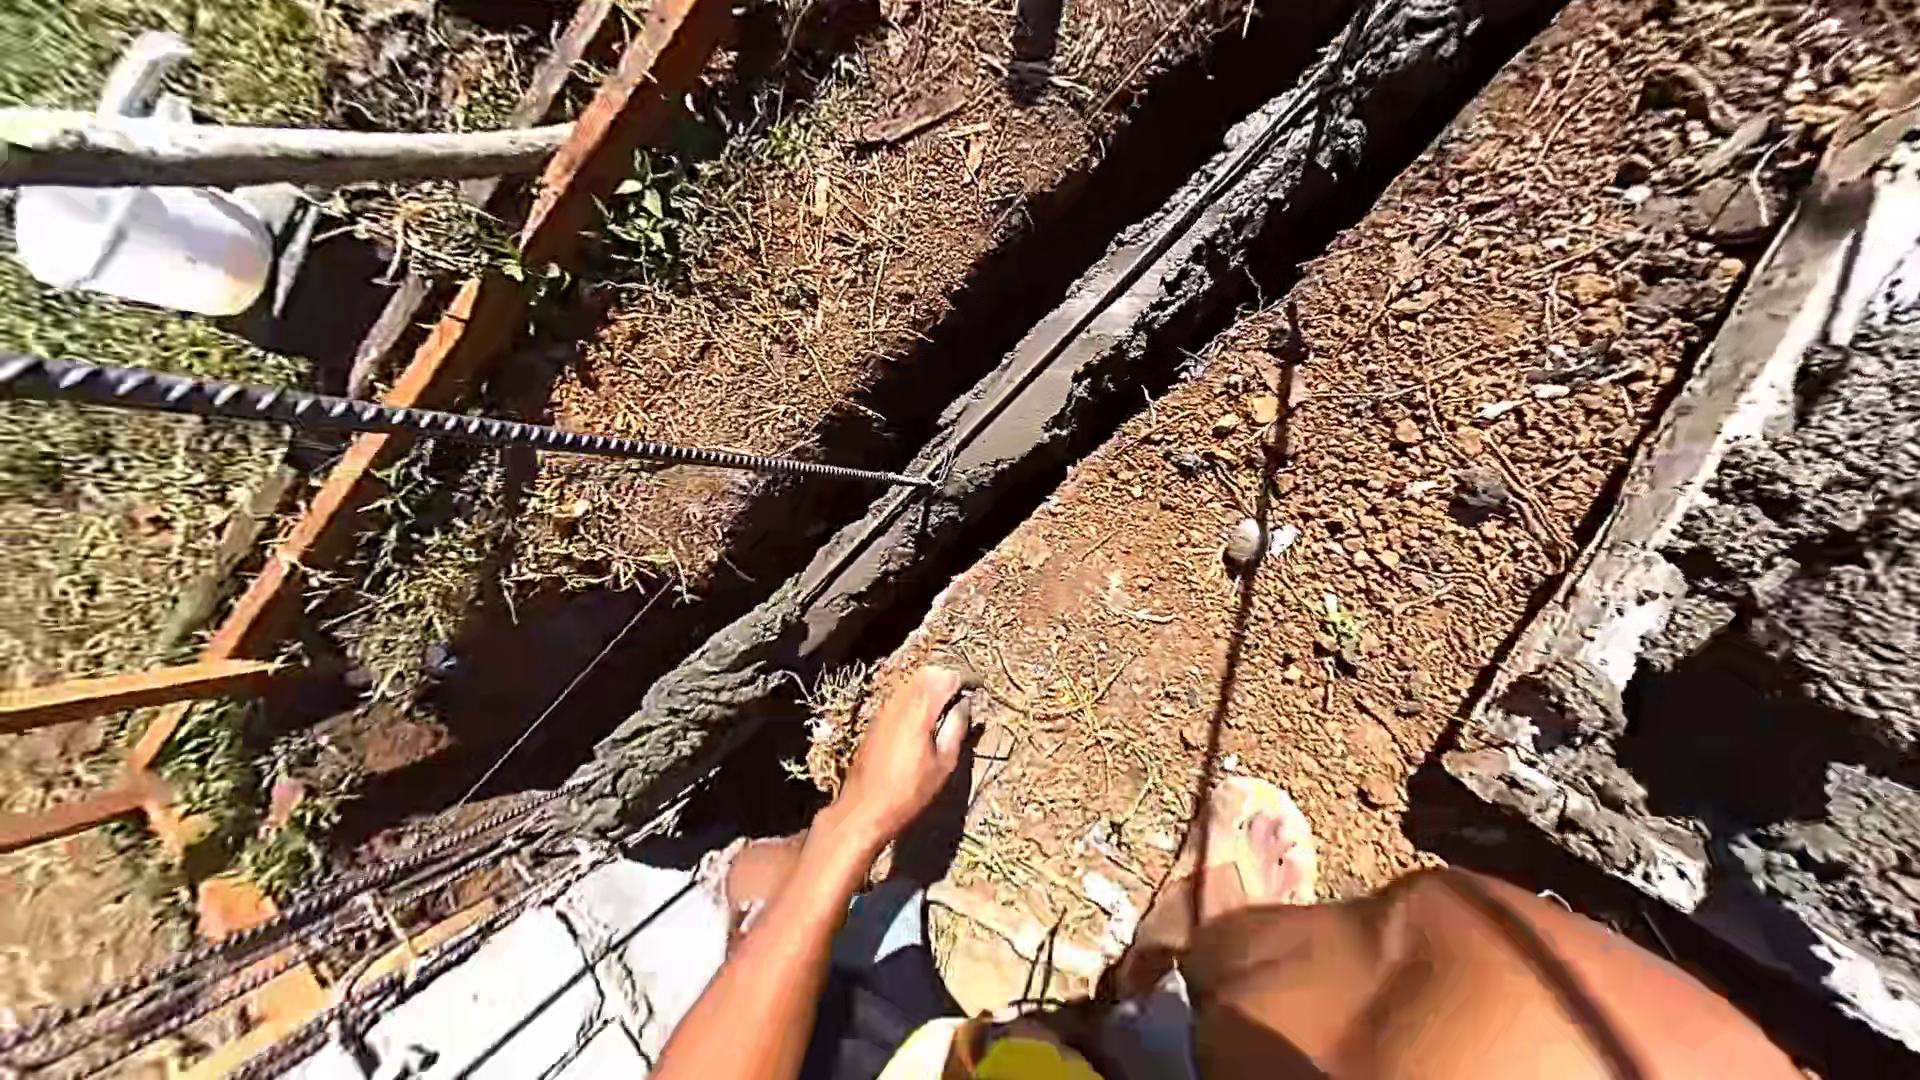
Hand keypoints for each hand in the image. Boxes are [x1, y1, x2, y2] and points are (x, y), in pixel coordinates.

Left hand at [826, 666, 969, 850]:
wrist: (864, 809)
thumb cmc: (909, 792)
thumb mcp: (944, 764)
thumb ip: (956, 728)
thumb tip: (965, 704)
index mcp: (919, 710)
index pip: (946, 677)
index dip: (966, 680)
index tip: (978, 689)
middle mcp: (899, 702)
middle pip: (928, 672)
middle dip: (948, 677)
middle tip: (964, 695)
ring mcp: (885, 708)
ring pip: (912, 681)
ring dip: (932, 685)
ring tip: (947, 705)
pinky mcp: (876, 719)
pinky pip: (901, 694)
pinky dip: (917, 696)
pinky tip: (925, 717)